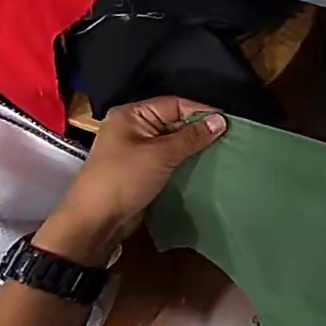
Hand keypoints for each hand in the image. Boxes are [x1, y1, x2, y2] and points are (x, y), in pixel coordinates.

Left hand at [35, 97, 226, 263]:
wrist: (97, 221)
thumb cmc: (124, 179)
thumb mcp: (161, 154)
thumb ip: (192, 137)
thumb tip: (221, 120)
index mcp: (131, 115)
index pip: (174, 104)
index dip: (201, 111)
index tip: (228, 121)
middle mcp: (134, 128)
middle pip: (174, 121)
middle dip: (199, 129)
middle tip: (229, 136)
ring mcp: (138, 150)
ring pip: (173, 142)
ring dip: (194, 146)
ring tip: (223, 150)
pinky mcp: (143, 170)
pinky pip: (170, 159)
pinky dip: (186, 160)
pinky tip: (206, 164)